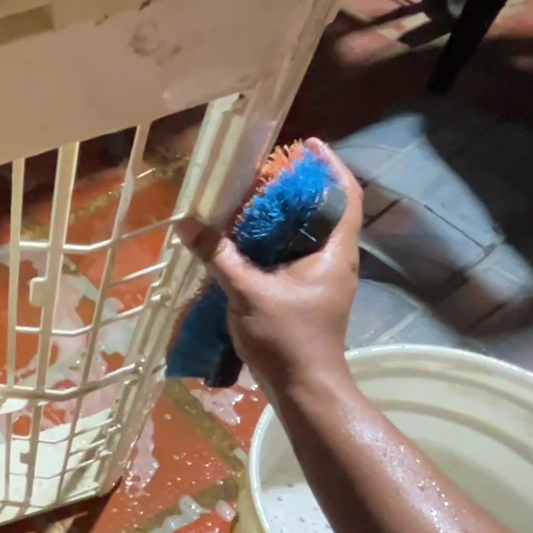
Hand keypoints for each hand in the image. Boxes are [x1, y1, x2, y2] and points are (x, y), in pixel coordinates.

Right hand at [172, 139, 363, 389]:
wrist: (304, 388)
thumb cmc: (287, 339)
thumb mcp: (248, 293)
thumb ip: (219, 256)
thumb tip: (187, 223)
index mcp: (335, 253)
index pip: (344, 195)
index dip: (330, 166)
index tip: (307, 144)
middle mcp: (334, 260)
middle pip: (323, 210)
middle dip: (295, 187)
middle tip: (261, 172)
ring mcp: (321, 278)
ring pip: (304, 233)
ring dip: (279, 215)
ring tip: (246, 200)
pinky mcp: (304, 294)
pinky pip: (289, 253)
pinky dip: (269, 240)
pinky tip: (241, 241)